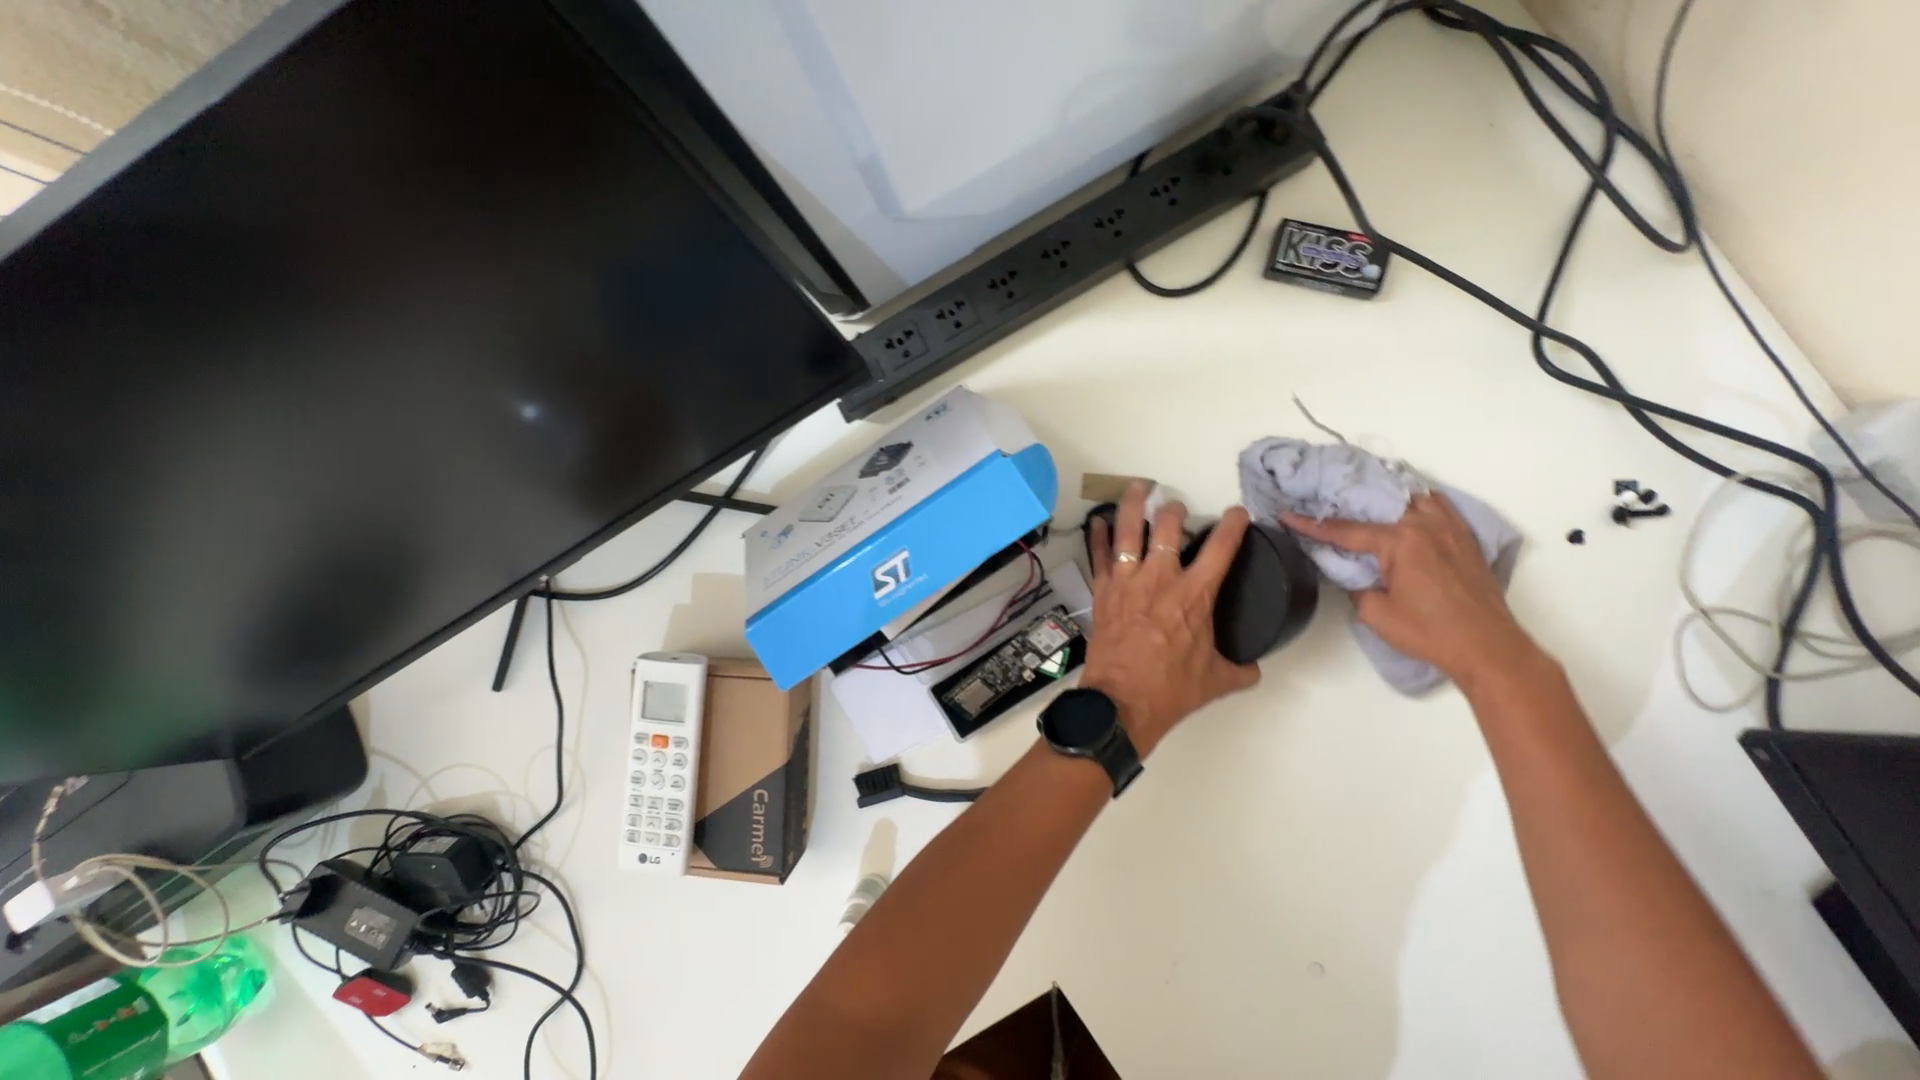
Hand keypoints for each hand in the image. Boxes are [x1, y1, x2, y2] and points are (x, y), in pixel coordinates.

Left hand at [1082, 483, 1261, 756]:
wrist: (1121, 703)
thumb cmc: (1171, 690)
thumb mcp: (1217, 681)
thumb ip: (1240, 669)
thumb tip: (1254, 668)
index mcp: (1195, 595)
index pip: (1221, 548)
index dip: (1233, 524)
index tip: (1238, 513)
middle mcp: (1160, 579)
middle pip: (1167, 527)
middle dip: (1174, 510)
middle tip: (1175, 507)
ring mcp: (1127, 583)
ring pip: (1127, 531)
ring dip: (1132, 505)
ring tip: (1137, 487)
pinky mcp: (1102, 593)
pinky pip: (1098, 556)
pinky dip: (1097, 536)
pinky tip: (1097, 521)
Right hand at [1281, 493, 1542, 694]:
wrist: (1486, 646)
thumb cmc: (1430, 632)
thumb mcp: (1377, 613)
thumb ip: (1358, 587)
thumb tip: (1356, 576)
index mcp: (1400, 541)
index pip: (1346, 530)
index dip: (1312, 525)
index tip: (1288, 516)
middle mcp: (1425, 525)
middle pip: (1379, 504)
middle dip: (1349, 504)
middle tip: (1324, 504)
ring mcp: (1450, 528)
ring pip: (1413, 498)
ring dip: (1387, 500)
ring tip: (1367, 505)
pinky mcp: (1466, 538)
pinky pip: (1441, 507)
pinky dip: (1421, 503)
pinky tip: (1410, 509)